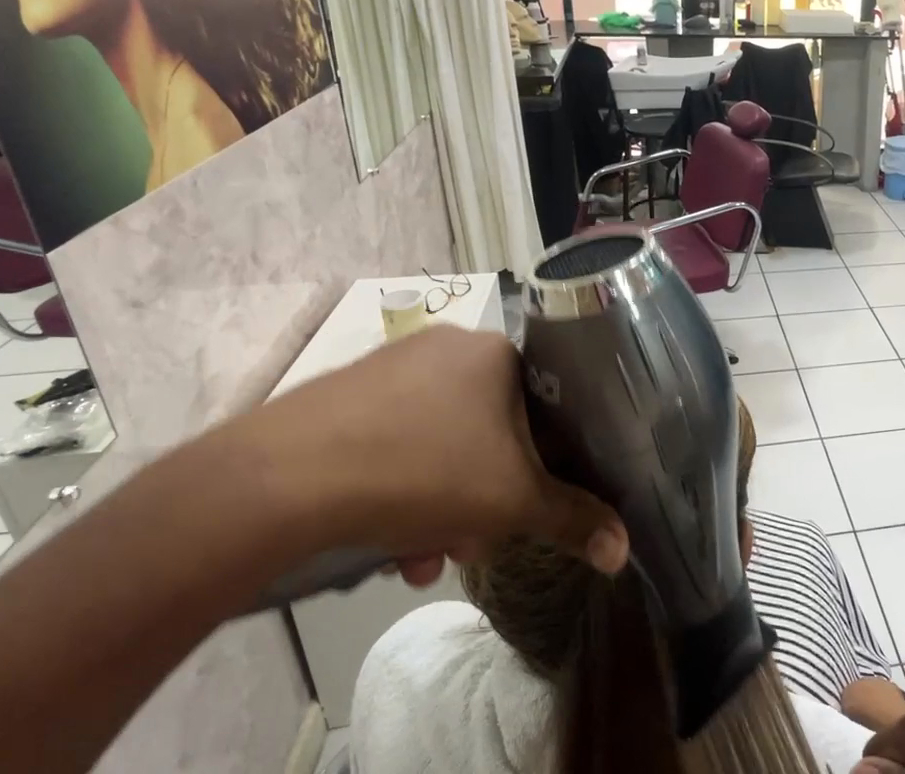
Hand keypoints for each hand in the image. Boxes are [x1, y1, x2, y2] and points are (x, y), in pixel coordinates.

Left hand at [203, 326, 629, 580]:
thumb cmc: (422, 472)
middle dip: (486, 496)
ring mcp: (388, 367)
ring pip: (441, 443)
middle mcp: (445, 346)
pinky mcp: (341, 395)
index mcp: (495, 351)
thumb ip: (573, 521)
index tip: (529, 501)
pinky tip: (385, 544)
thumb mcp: (512, 503)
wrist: (280, 482)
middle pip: (492, 429)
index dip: (547, 458)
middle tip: (471, 541)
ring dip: (442, 505)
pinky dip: (399, 491)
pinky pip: (394, 443)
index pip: (547, 400)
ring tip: (419, 558)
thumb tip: (625, 552)